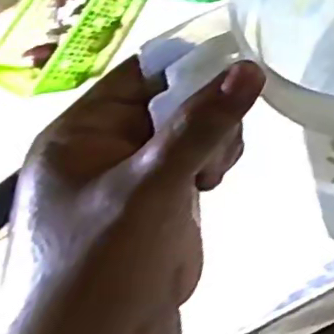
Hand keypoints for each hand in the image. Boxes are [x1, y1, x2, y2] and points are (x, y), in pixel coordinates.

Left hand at [0, 56, 263, 333]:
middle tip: (218, 145)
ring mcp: (133, 178)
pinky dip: (213, 165)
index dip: (194, 61)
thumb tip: (252, 65)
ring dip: (215, 141)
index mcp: (80, 133)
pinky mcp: (158, 205)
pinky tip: (212, 188)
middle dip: (209, 112)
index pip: (146, 70)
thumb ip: (201, 125)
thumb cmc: (96, 272)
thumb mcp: (150, 190)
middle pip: (176, 96)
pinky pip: (197, 160)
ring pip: (194, 127)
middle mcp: (104, 148)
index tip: (243, 67)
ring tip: (211, 176)